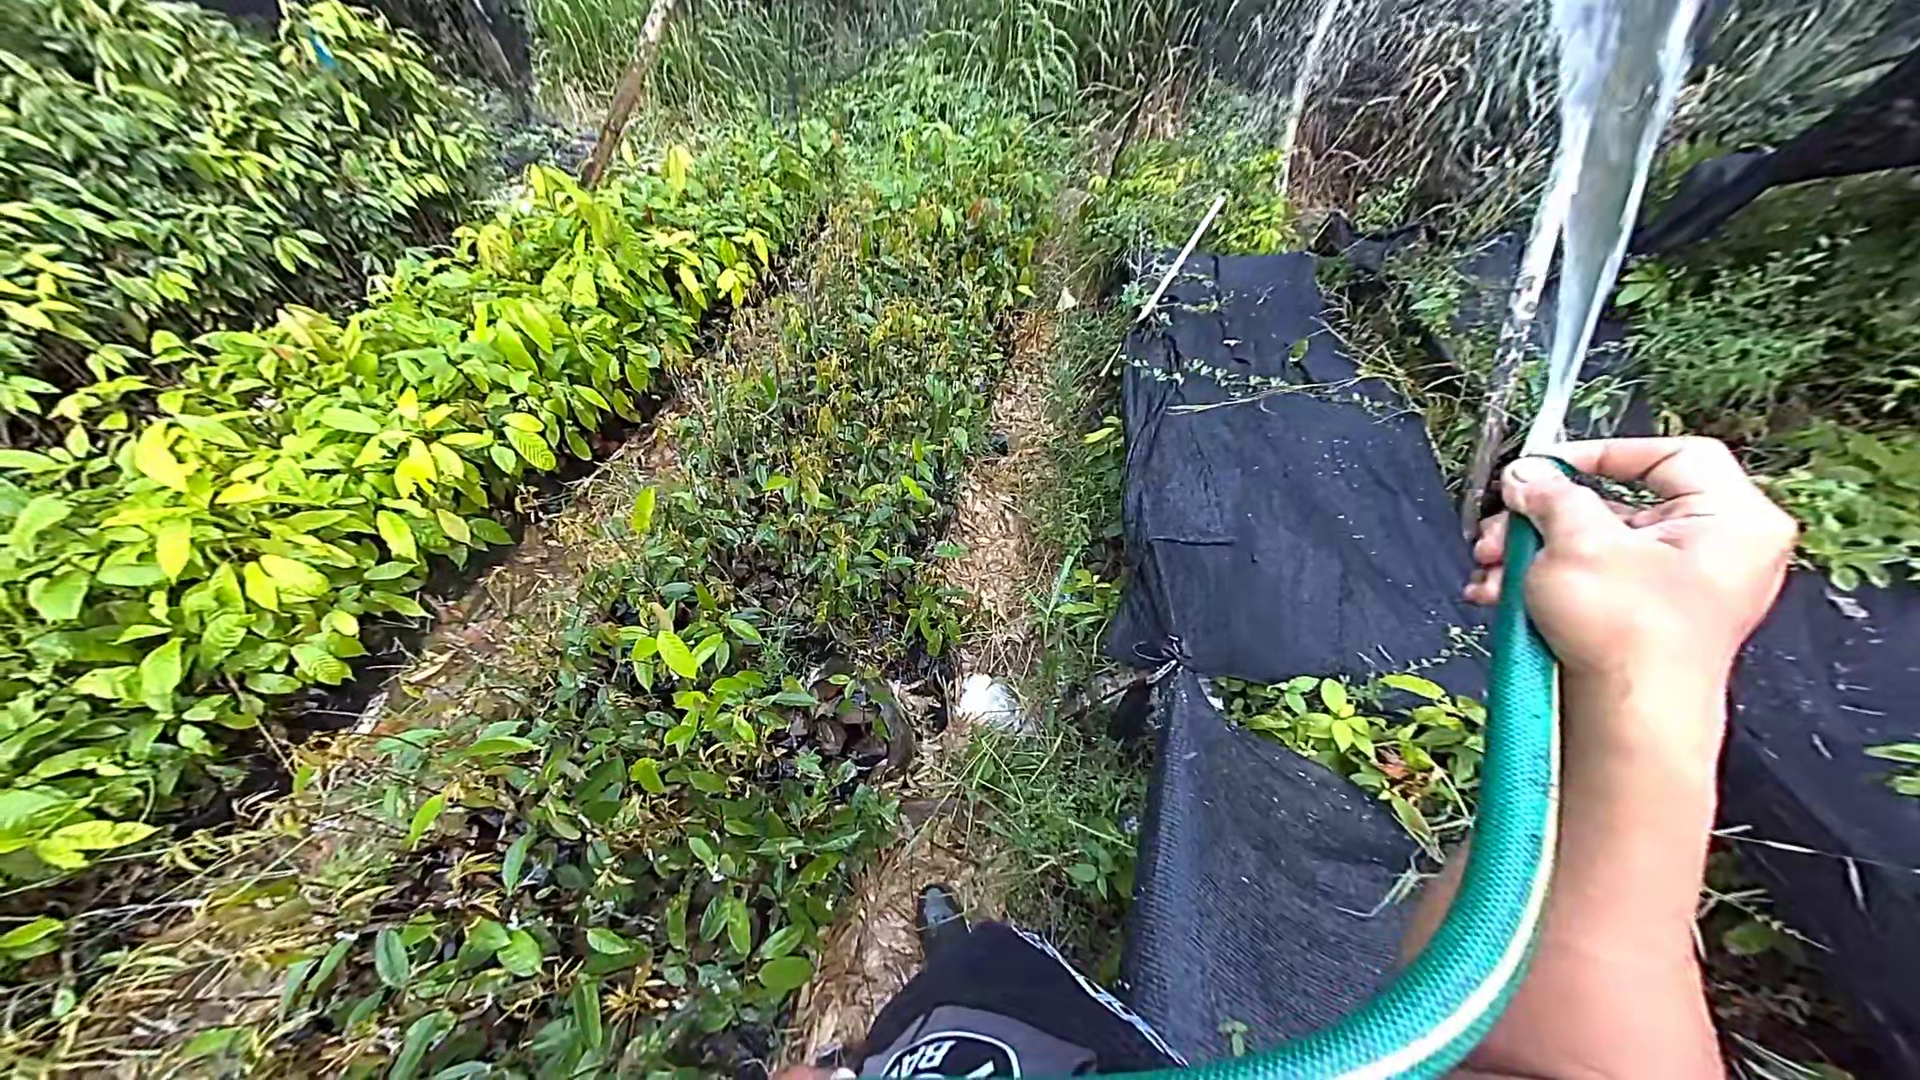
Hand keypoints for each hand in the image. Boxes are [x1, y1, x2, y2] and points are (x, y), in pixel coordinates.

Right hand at [1465, 436, 1795, 708]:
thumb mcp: (1578, 544)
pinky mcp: (1626, 606)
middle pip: (1605, 502)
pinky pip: (1571, 573)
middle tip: (1496, 533)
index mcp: (1727, 520)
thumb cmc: (1624, 629)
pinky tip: (1494, 592)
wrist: (1624, 710)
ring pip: (1575, 540)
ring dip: (1518, 551)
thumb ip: (1551, 498)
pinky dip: (1527, 578)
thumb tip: (1526, 473)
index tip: (1540, 467)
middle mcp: (1703, 545)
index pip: (1670, 455)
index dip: (1601, 453)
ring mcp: (1663, 579)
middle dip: (1534, 518)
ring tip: (1486, 570)